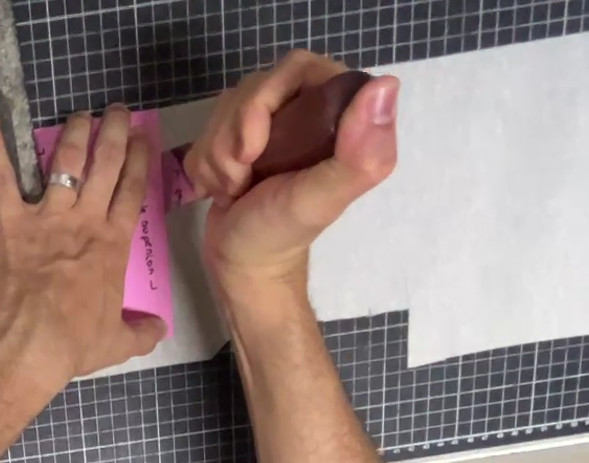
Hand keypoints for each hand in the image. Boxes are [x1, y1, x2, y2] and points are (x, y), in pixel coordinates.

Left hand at [0, 105, 167, 391]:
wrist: (31, 347)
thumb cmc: (75, 345)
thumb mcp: (118, 343)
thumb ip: (141, 332)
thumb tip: (160, 331)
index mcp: (112, 245)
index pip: (132, 192)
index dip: (140, 161)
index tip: (144, 138)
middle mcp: (84, 222)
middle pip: (105, 166)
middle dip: (114, 133)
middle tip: (118, 111)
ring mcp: (47, 219)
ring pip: (64, 163)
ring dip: (73, 134)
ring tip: (80, 114)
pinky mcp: (12, 225)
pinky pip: (1, 180)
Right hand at [184, 51, 399, 289]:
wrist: (241, 266)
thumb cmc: (281, 234)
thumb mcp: (322, 198)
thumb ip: (359, 153)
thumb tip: (385, 86)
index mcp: (335, 112)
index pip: (294, 69)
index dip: (262, 101)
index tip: (253, 148)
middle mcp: (302, 112)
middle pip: (250, 89)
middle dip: (233, 139)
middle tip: (240, 178)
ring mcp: (265, 129)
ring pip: (223, 113)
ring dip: (217, 159)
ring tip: (234, 190)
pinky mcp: (233, 147)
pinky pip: (205, 137)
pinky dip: (204, 170)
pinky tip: (222, 192)